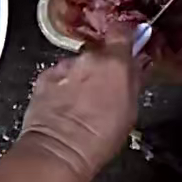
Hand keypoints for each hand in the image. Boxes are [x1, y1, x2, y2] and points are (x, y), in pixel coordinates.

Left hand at [19, 42, 141, 181]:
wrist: (59, 150)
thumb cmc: (100, 137)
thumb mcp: (130, 111)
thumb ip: (133, 81)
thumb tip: (136, 66)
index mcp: (115, 63)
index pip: (122, 31)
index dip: (125, 35)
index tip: (128, 42)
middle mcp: (88, 58)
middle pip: (98, 52)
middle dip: (101, 66)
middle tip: (103, 89)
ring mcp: (65, 65)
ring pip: (78, 65)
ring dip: (81, 78)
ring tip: (81, 104)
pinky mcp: (44, 76)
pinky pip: (59, 76)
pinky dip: (62, 86)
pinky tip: (64, 106)